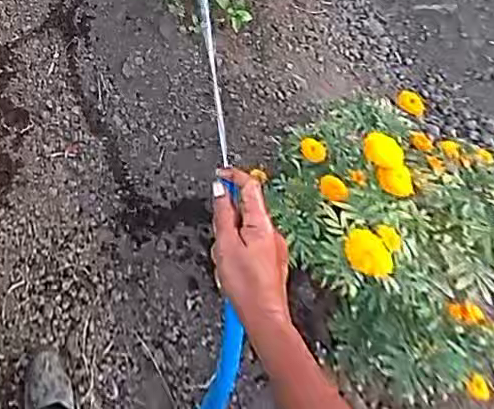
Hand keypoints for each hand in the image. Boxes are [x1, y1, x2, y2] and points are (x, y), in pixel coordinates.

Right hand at [210, 166, 289, 329]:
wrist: (264, 320)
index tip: (219, 174)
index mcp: (261, 223)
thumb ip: (222, 213)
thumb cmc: (246, 287)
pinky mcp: (273, 259)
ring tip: (226, 258)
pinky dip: (240, 246)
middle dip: (228, 215)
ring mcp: (274, 246)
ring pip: (247, 226)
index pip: (249, 184)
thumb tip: (219, 189)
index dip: (232, 175)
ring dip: (232, 235)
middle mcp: (271, 231)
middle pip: (246, 207)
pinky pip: (252, 242)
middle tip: (219, 235)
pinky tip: (234, 267)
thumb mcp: (225, 244)